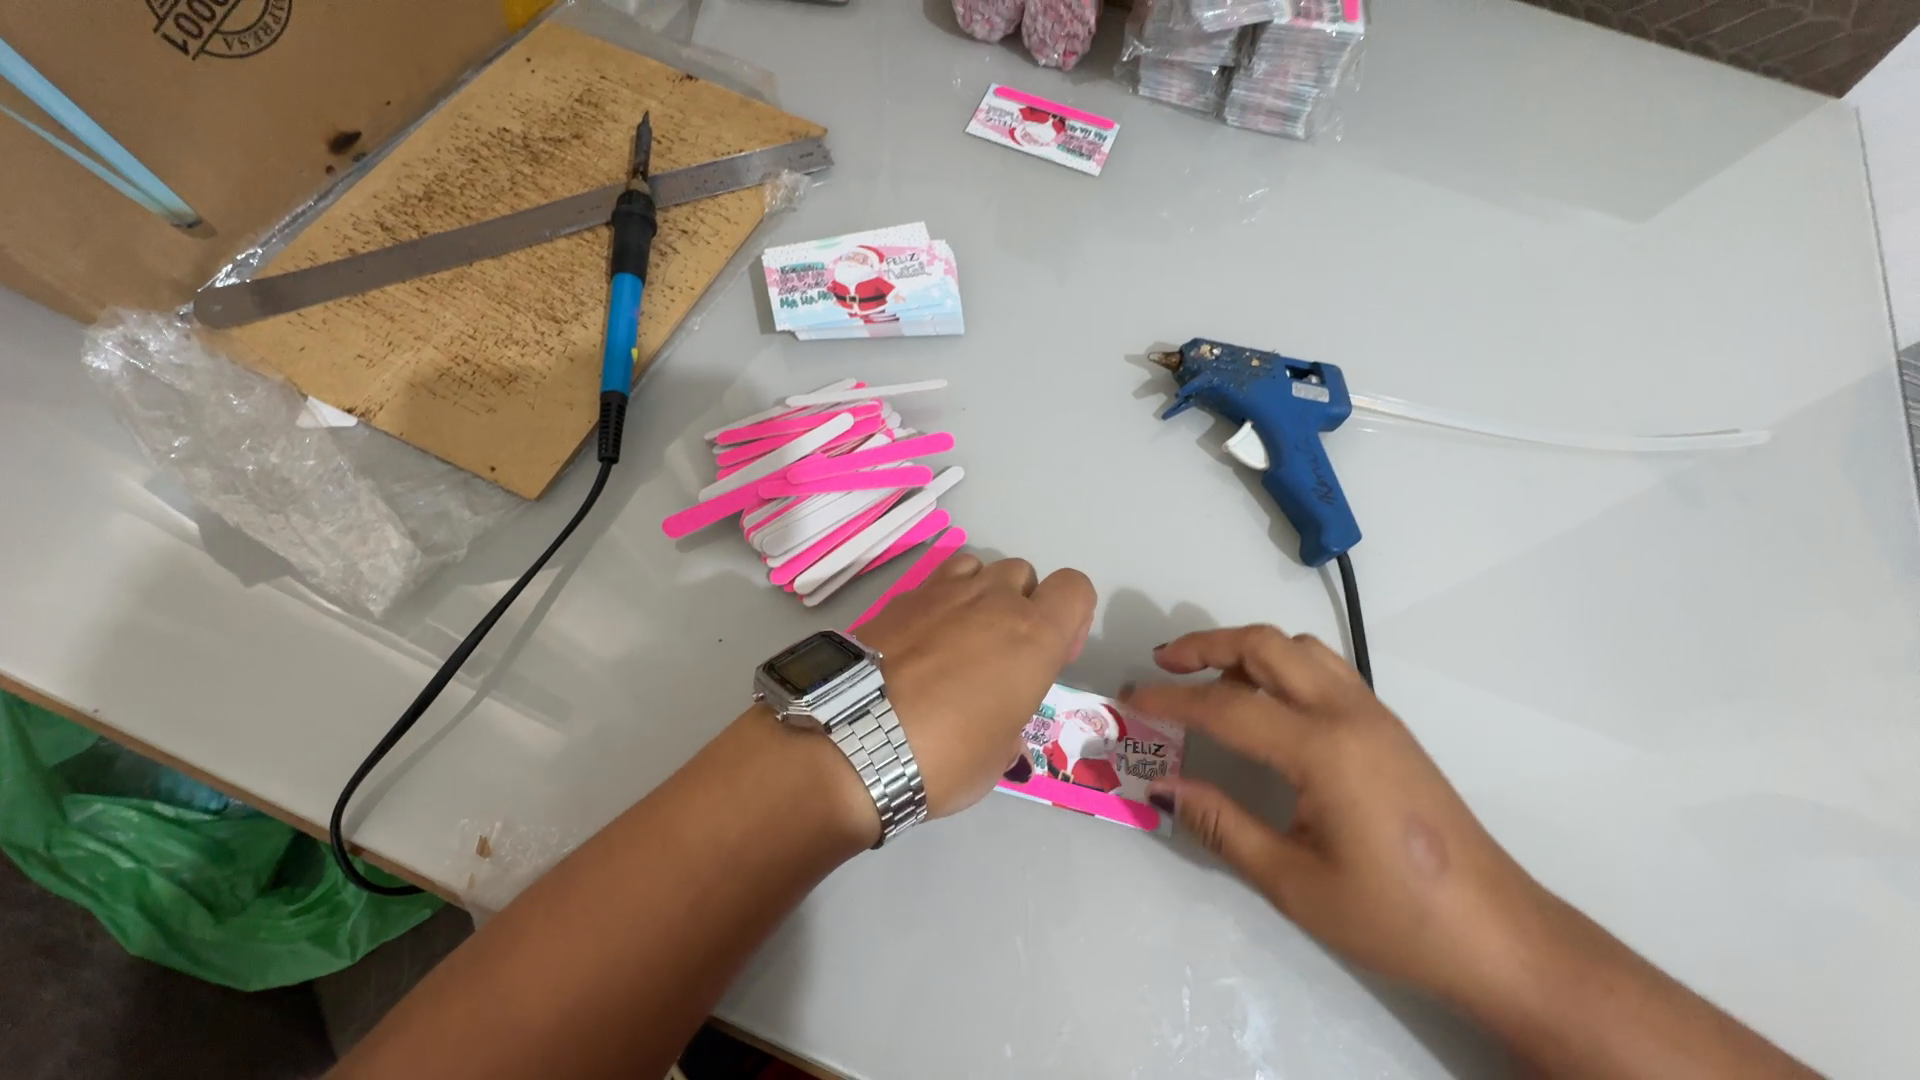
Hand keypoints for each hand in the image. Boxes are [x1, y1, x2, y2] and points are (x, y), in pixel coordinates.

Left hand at [854, 554, 1094, 818]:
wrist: (854, 741)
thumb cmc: (944, 758)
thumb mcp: (998, 756)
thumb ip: (1010, 726)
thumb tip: (1000, 728)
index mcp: (1033, 636)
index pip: (1075, 588)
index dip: (1071, 616)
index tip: (1052, 653)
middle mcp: (993, 601)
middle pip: (1023, 574)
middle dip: (1021, 604)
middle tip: (1001, 653)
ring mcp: (942, 593)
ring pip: (978, 567)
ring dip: (980, 594)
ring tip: (960, 638)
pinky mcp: (899, 598)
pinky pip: (935, 582)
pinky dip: (939, 602)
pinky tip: (922, 640)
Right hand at [1125, 626, 1556, 1009]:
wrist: (1497, 933)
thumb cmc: (1392, 915)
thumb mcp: (1292, 880)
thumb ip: (1220, 823)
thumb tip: (1160, 786)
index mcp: (1324, 749)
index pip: (1227, 706)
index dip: (1169, 700)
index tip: (1128, 700)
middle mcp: (1349, 714)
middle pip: (1266, 645)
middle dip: (1206, 645)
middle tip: (1161, 664)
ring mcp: (1374, 715)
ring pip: (1299, 648)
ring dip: (1246, 649)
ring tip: (1205, 678)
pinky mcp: (1387, 727)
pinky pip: (1323, 669)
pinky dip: (1279, 665)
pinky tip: (1262, 703)